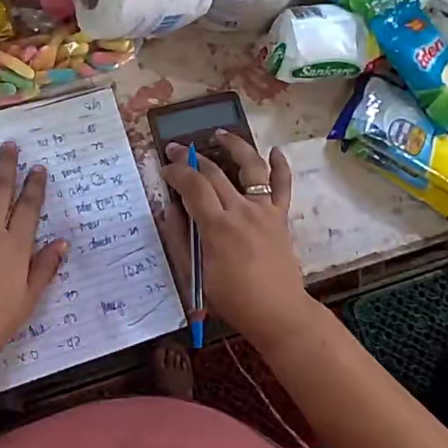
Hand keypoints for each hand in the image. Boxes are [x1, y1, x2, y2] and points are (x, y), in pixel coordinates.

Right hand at [159, 132, 314, 343]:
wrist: (278, 313)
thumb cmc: (232, 300)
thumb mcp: (196, 275)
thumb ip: (181, 239)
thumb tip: (170, 209)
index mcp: (218, 227)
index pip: (193, 185)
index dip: (176, 172)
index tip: (165, 168)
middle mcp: (242, 211)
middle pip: (214, 172)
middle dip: (192, 157)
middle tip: (176, 149)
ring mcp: (264, 211)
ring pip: (251, 167)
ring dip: (235, 146)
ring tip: (220, 134)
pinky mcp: (281, 217)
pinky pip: (283, 186)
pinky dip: (280, 166)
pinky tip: (275, 151)